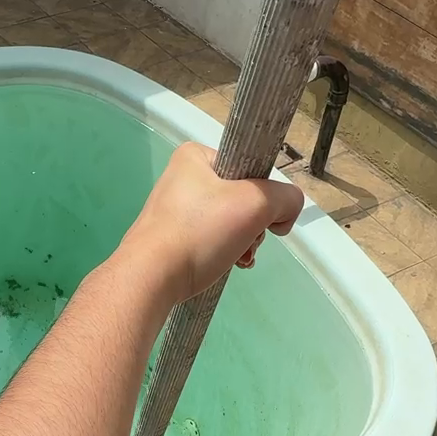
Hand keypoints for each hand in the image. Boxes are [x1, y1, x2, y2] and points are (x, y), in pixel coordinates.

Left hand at [116, 142, 304, 303]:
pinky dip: (222, 254)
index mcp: (194, 157)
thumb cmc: (200, 233)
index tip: (263, 217)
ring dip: (241, 243)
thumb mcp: (256, 204)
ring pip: (226, 223)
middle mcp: (180, 179)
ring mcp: (171, 211)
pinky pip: (207, 241)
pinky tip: (225, 267)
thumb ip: (286, 198)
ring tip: (236, 259)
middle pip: (239, 198)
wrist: (150, 278)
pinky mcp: (167, 240)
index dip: (264, 193)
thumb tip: (286, 213)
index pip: (248, 166)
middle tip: (247, 243)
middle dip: (252, 226)